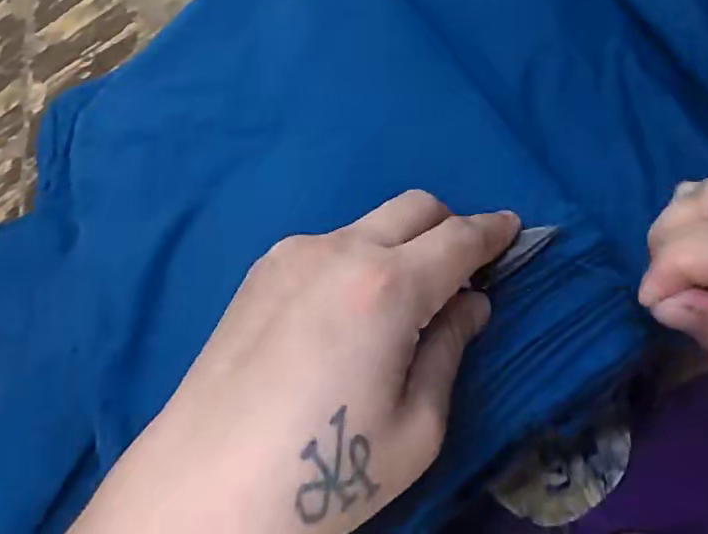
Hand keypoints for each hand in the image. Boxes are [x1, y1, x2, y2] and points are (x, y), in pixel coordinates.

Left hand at [73, 191, 520, 533]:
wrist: (194, 502)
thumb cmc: (319, 477)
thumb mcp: (414, 431)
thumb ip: (449, 349)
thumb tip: (470, 302)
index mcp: (387, 287)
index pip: (460, 239)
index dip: (493, 231)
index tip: (513, 226)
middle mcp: (343, 249)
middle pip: (418, 206)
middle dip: (451, 225)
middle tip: (462, 269)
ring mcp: (297, 252)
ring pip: (374, 221)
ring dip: (403, 242)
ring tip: (396, 304)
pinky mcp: (264, 267)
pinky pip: (333, 243)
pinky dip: (360, 257)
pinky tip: (342, 315)